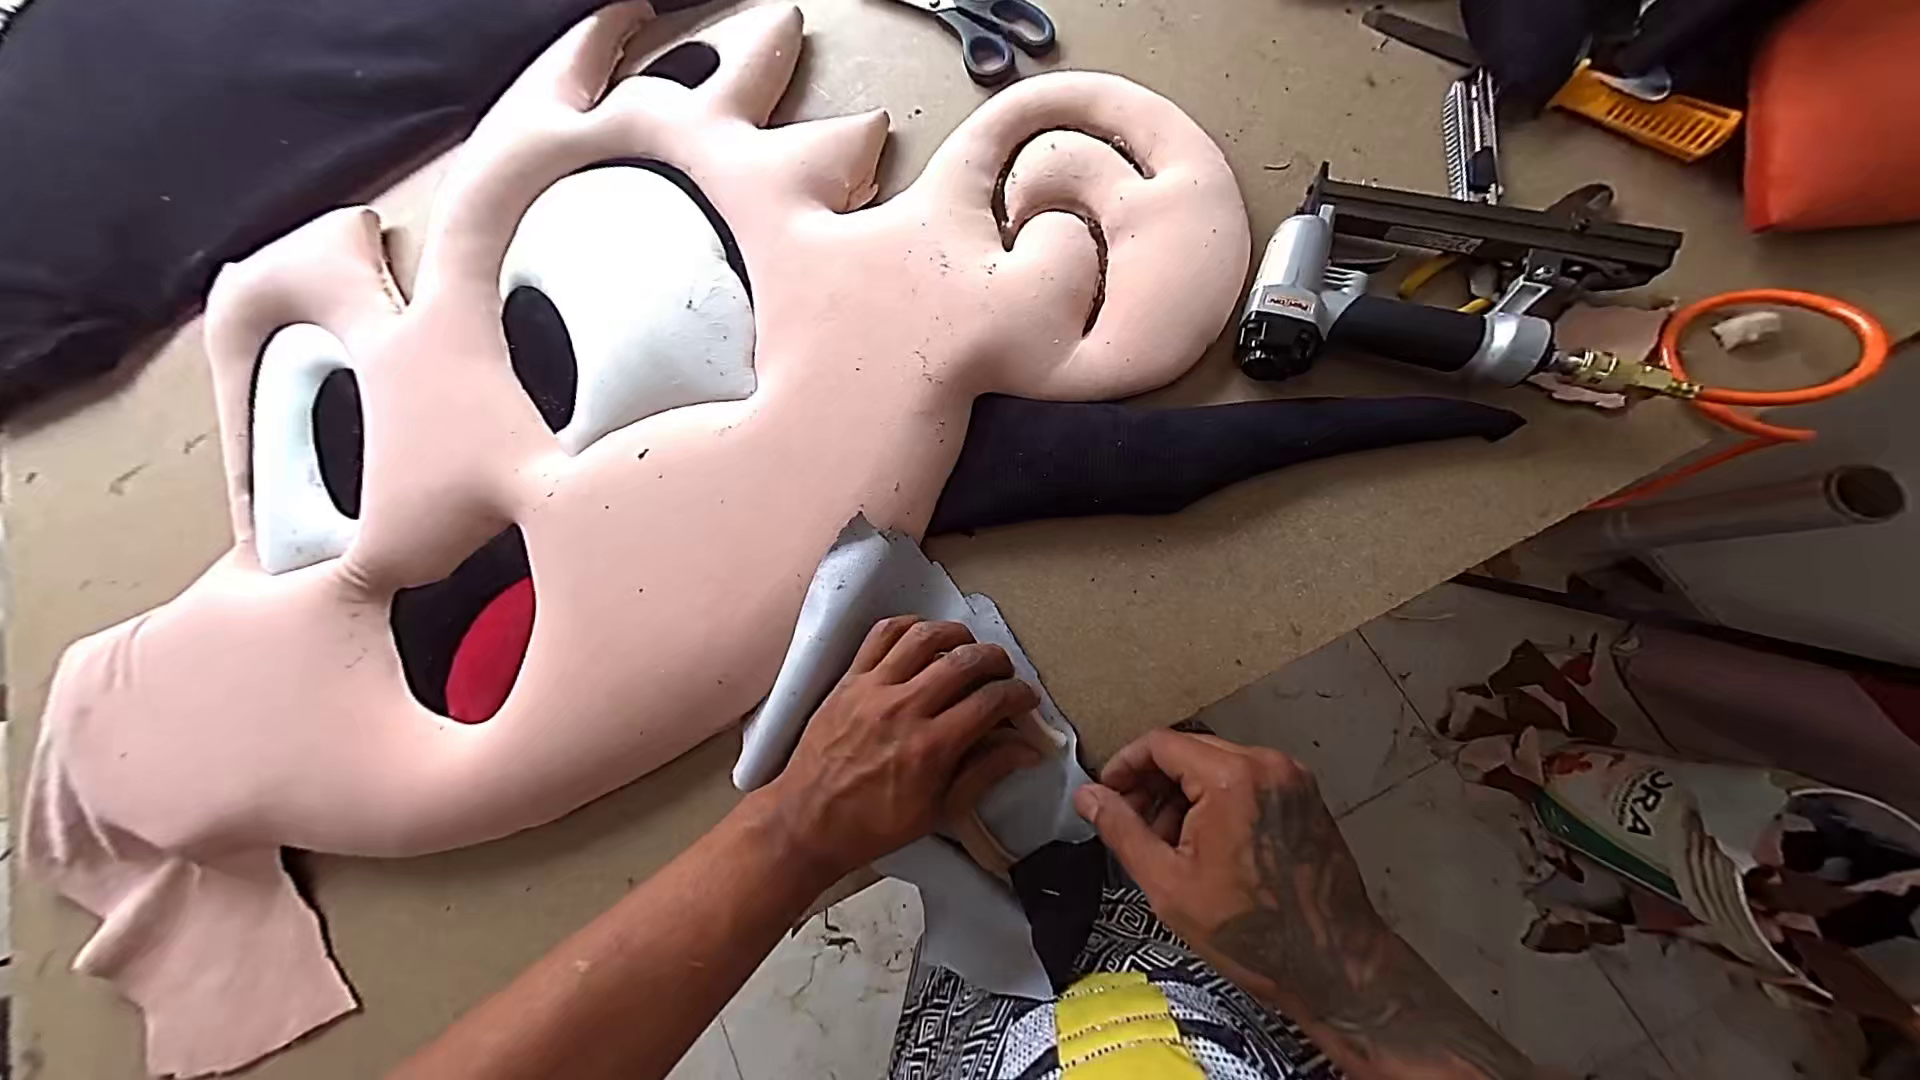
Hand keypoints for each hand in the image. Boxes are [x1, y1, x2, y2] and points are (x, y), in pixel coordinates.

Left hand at [759, 617, 1042, 883]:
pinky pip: (882, 634)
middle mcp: (905, 709)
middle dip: (996, 660)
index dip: (1018, 695)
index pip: (990, 701)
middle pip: (965, 661)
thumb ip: (985, 773)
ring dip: (957, 634)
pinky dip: (908, 625)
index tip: (1025, 698)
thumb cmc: (874, 824)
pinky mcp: (850, 678)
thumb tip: (1027, 749)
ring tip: (968, 647)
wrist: (807, 820)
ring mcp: (874, 688)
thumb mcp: (939, 810)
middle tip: (1003, 672)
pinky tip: (922, 635)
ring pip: (925, 636)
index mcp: (931, 747)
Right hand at [1071, 730, 1382, 1011]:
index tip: (1107, 792)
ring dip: (1180, 790)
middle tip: (1129, 818)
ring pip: (1213, 762)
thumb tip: (1087, 795)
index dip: (1124, 765)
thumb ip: (1121, 828)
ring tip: (1166, 839)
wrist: (1340, 973)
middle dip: (1151, 781)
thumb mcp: (1167, 883)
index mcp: (1231, 777)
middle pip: (1187, 749)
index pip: (1160, 744)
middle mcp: (1265, 763)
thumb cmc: (1252, 933)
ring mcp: (1289, 777)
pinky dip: (1212, 797)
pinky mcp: (1302, 795)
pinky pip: (1242, 776)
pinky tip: (1201, 839)